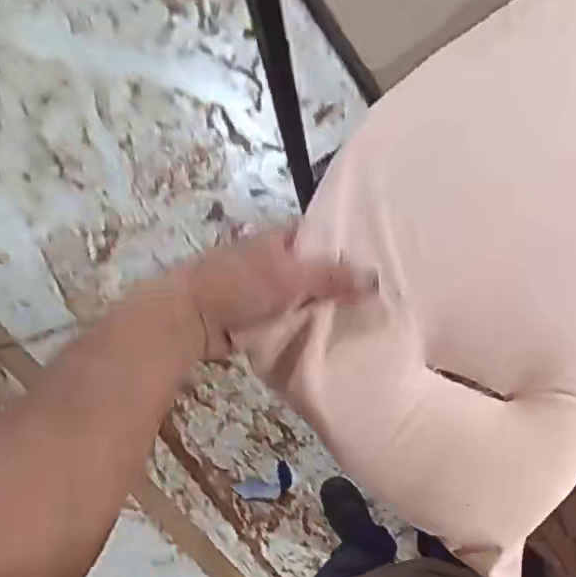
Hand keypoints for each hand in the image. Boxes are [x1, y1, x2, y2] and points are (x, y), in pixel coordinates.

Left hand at [169, 227, 376, 358]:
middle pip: (324, 273)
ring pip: (314, 300)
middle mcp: (282, 262)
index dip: (353, 251)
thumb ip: (332, 278)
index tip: (383, 269)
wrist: (191, 320)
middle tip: (384, 303)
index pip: (328, 238)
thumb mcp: (289, 277)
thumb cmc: (237, 285)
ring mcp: (275, 292)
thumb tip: (376, 280)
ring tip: (371, 322)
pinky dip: (316, 328)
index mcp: (285, 239)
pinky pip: (301, 321)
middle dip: (348, 288)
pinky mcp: (270, 319)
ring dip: (333, 312)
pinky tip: (342, 338)